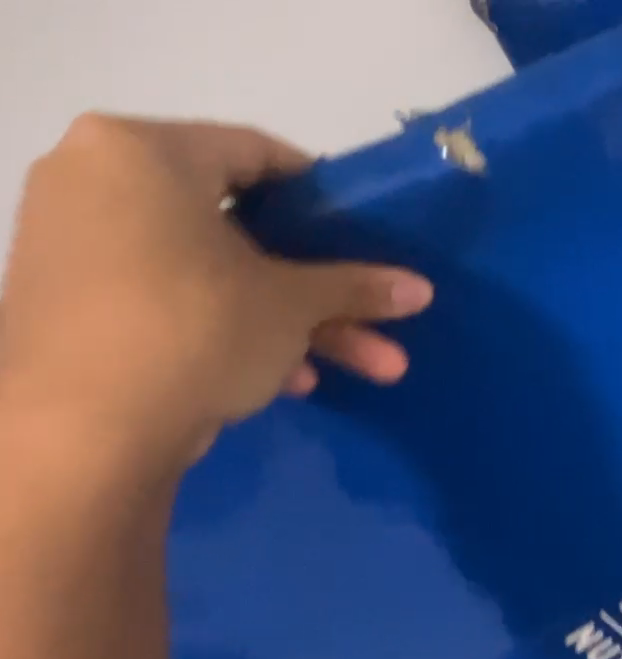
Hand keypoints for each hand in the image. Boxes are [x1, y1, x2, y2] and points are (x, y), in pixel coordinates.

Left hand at [0, 114, 431, 470]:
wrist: (85, 422)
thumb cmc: (196, 326)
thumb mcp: (295, 304)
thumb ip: (358, 287)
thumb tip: (421, 287)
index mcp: (143, 153)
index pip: (256, 152)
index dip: (325, 195)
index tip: (370, 234)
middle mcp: (98, 179)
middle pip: (244, 226)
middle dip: (325, 287)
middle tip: (383, 321)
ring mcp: (82, 240)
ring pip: (220, 272)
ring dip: (299, 321)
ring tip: (368, 367)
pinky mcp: (80, 296)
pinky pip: (180, 298)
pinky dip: (239, 330)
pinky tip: (292, 377)